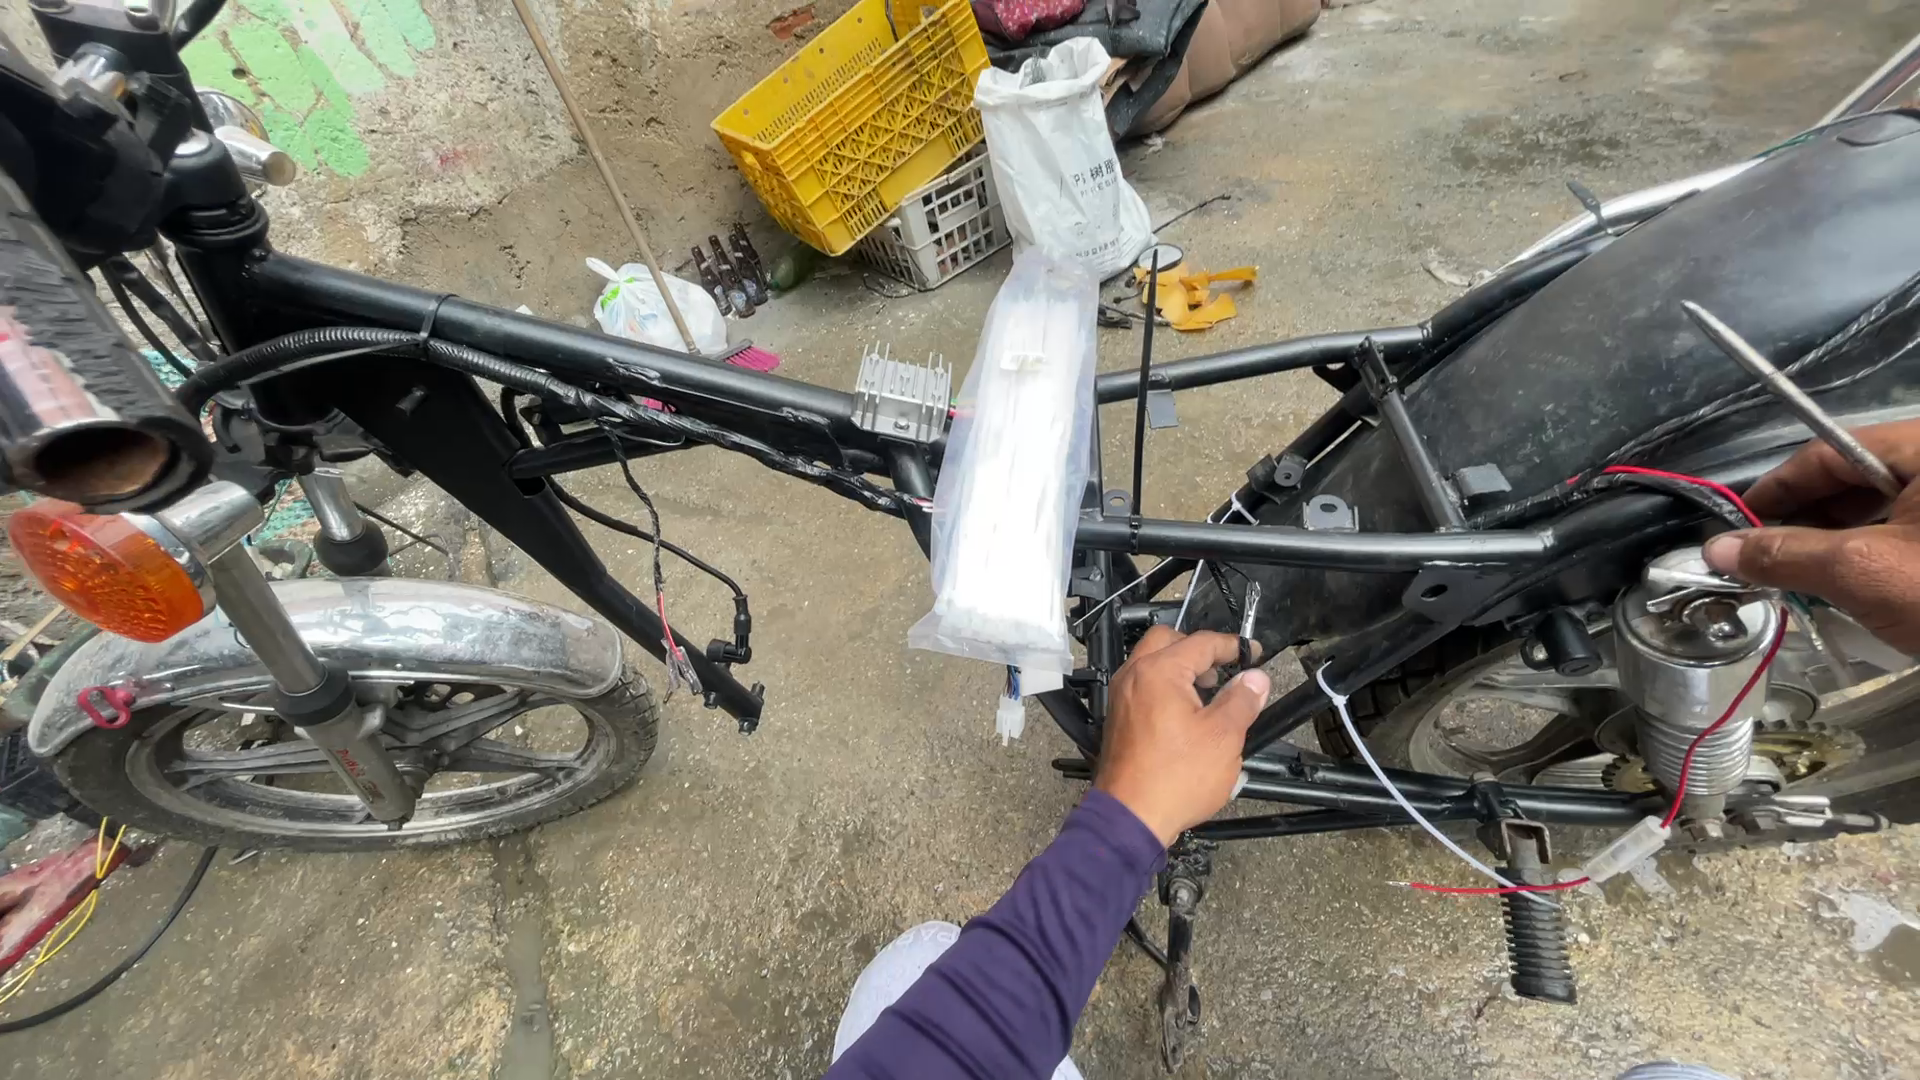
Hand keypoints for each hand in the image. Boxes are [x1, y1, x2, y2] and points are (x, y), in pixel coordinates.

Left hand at [1094, 627, 1270, 845]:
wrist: (1132, 813)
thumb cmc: (1175, 777)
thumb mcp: (1223, 736)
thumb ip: (1242, 700)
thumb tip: (1255, 678)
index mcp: (1159, 671)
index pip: (1200, 642)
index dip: (1232, 646)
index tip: (1253, 653)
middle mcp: (1134, 675)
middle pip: (1167, 640)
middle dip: (1199, 649)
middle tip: (1225, 669)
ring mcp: (1122, 695)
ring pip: (1152, 662)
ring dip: (1181, 667)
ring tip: (1209, 694)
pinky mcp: (1118, 715)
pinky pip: (1143, 684)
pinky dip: (1165, 685)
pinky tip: (1187, 713)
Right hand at [1703, 418, 1919, 652]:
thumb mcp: (1862, 571)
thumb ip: (1780, 553)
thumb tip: (1716, 548)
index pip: (1826, 453)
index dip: (1772, 490)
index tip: (1737, 526)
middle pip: (1863, 477)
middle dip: (1809, 518)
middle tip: (1772, 556)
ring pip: (1898, 504)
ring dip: (1847, 538)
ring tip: (1822, 576)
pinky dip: (1893, 550)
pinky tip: (1878, 583)